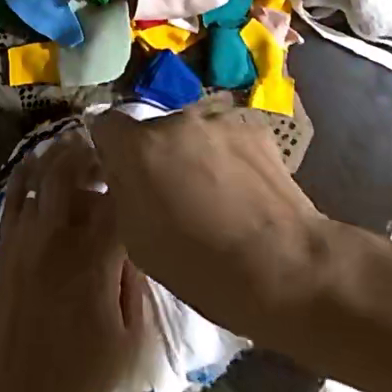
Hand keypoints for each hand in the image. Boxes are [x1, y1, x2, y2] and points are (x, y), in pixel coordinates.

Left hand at [0, 129, 143, 391]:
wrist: (19, 390)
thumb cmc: (82, 372)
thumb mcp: (130, 335)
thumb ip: (134, 281)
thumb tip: (136, 243)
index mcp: (93, 258)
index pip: (118, 202)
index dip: (133, 180)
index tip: (148, 169)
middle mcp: (55, 235)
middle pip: (70, 172)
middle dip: (92, 153)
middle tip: (111, 148)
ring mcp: (24, 235)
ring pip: (39, 177)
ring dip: (58, 156)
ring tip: (79, 144)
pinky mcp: (5, 242)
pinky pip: (13, 196)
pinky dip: (25, 174)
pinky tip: (35, 163)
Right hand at [89, 105, 330, 338]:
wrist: (286, 269)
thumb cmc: (197, 262)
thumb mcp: (134, 235)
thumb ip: (123, 191)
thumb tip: (125, 176)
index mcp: (135, 146)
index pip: (105, 125)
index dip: (110, 148)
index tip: (120, 172)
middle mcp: (173, 121)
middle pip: (151, 129)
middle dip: (155, 152)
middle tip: (170, 187)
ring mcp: (218, 122)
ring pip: (191, 131)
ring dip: (193, 150)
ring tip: (213, 187)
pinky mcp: (257, 131)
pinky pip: (227, 136)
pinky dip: (228, 153)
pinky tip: (243, 186)